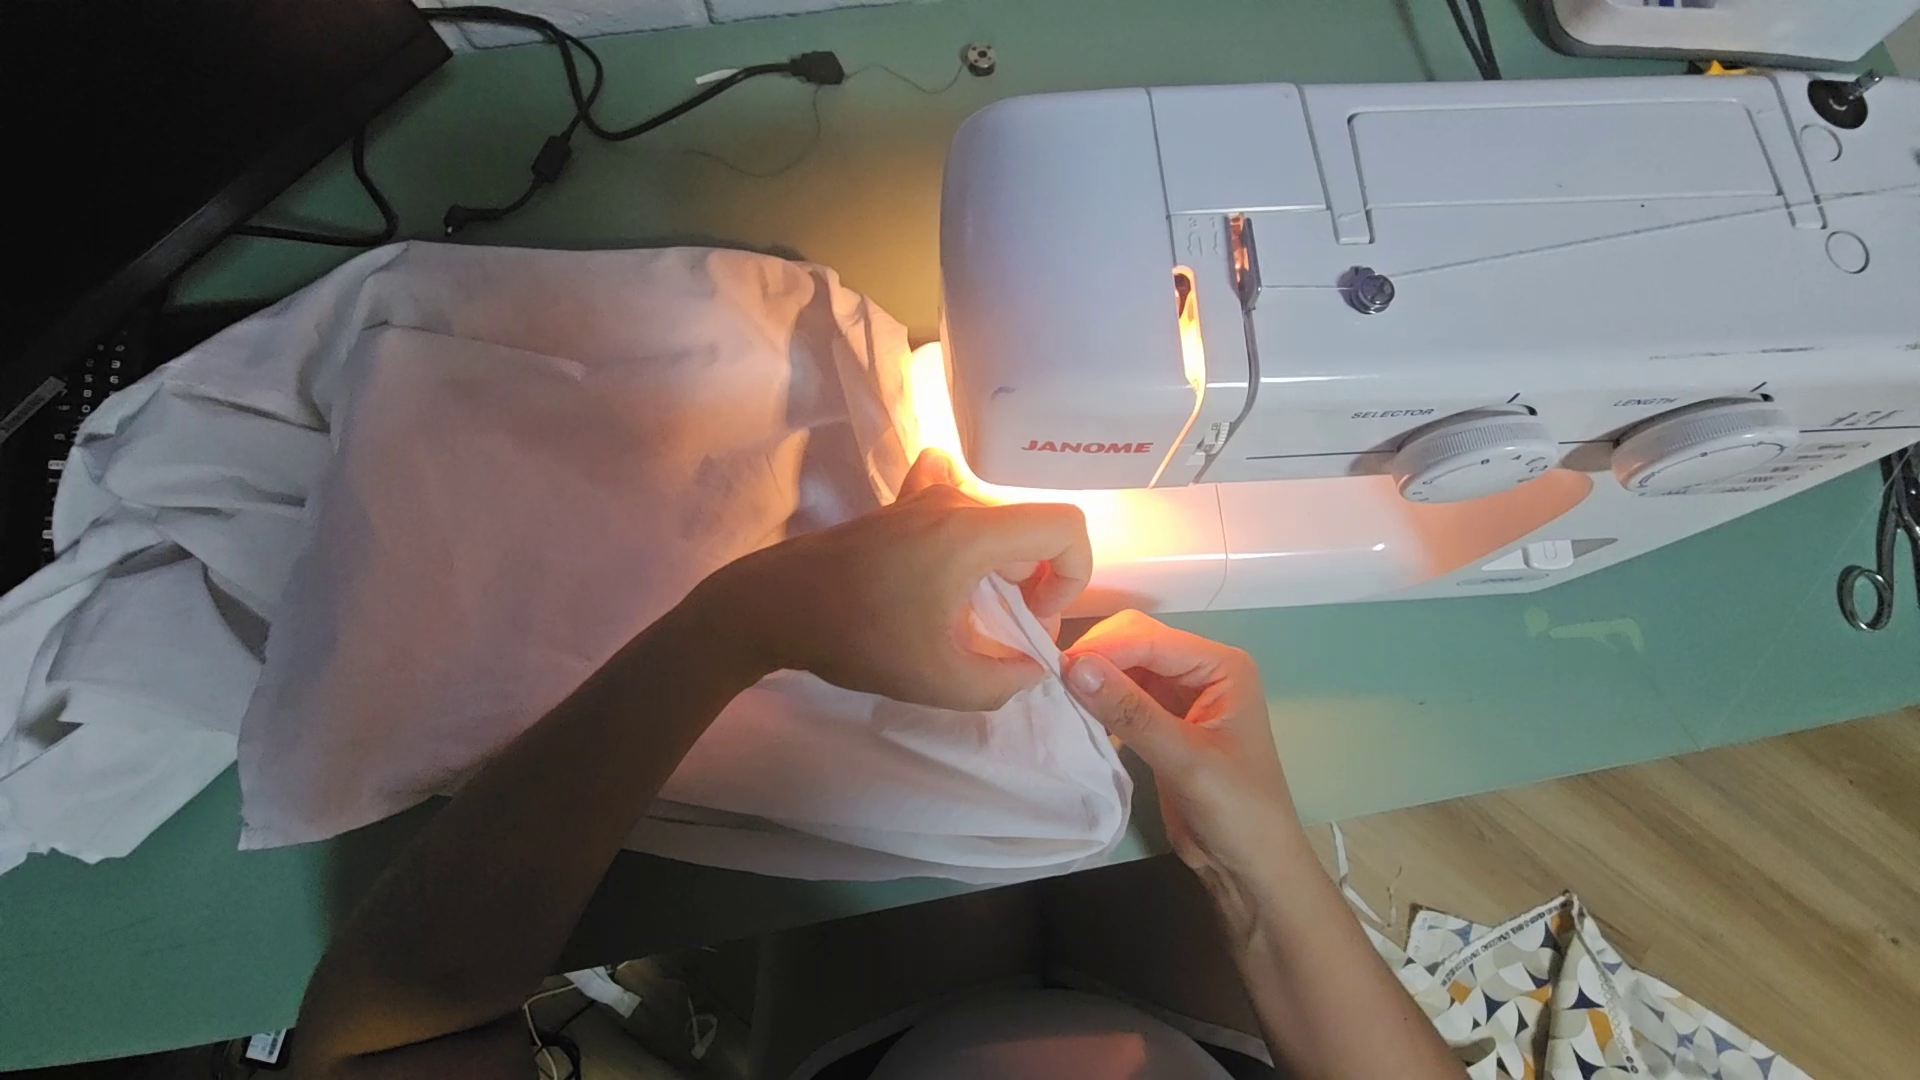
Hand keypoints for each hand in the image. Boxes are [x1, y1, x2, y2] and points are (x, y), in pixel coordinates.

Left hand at [694, 450, 1091, 711]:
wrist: (772, 604)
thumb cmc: (857, 637)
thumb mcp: (939, 681)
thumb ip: (1004, 682)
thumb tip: (1030, 665)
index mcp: (974, 532)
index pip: (1066, 526)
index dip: (1072, 575)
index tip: (1034, 617)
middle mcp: (955, 500)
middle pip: (1032, 529)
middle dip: (1036, 583)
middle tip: (1004, 631)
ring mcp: (923, 496)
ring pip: (997, 523)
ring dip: (1003, 566)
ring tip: (972, 610)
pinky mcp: (899, 504)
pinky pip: (954, 497)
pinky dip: (970, 529)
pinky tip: (951, 555)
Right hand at [1064, 611, 1303, 902]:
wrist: (1250, 868)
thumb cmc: (1237, 812)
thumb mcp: (1184, 761)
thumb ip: (1130, 711)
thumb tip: (1075, 666)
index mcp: (1221, 666)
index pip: (1151, 639)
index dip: (1104, 648)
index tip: (1057, 669)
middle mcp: (1200, 670)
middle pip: (1136, 641)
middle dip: (1097, 655)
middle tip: (1054, 679)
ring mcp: (1179, 693)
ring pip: (1124, 665)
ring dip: (1093, 675)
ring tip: (1057, 692)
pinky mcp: (1160, 718)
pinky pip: (1121, 692)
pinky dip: (1098, 697)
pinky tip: (1076, 709)